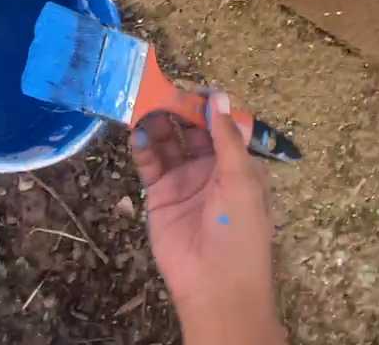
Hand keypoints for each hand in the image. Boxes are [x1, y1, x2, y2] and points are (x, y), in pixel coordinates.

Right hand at [131, 93, 282, 341]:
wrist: (215, 289)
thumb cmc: (239, 234)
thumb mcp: (241, 182)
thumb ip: (226, 138)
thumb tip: (219, 95)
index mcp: (236, 165)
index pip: (219, 126)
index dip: (206, 106)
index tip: (190, 88)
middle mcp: (209, 168)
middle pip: (190, 128)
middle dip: (176, 109)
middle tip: (159, 90)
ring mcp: (182, 179)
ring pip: (167, 140)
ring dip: (157, 121)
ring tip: (142, 105)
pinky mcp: (159, 193)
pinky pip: (149, 161)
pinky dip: (142, 144)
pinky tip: (137, 133)